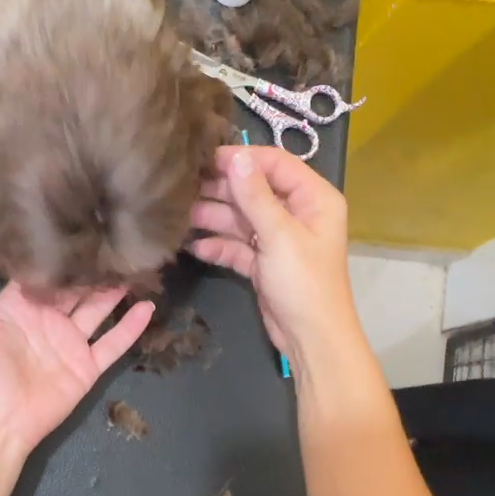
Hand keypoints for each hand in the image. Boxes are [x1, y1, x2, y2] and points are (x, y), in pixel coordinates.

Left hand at [0, 252, 154, 454]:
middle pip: (74, 288)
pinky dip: (130, 327)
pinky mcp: (86, 366)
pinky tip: (148, 306)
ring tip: (135, 262)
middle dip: (91, 266)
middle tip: (113, 235)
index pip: (40, 273)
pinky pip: (113, 344)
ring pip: (97, 310)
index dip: (55, 250)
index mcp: (17, 308)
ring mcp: (69, 343)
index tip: (73, 220)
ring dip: (114, 289)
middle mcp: (46, 321)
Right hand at [187, 146, 357, 371]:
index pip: (274, 165)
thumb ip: (255, 196)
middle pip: (254, 191)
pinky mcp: (263, 263)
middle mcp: (297, 213)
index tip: (205, 159)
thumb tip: (235, 158)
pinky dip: (218, 246)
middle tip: (185, 188)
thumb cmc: (304, 283)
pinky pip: (237, 247)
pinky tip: (193, 246)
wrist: (311, 337)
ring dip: (214, 218)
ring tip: (181, 217)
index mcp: (313, 198)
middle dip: (222, 191)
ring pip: (242, 220)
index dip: (242, 159)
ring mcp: (278, 239)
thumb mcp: (280, 235)